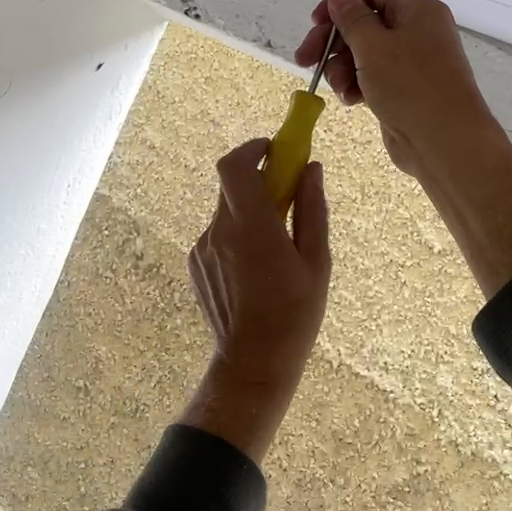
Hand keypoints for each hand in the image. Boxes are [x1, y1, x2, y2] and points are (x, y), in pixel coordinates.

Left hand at [182, 139, 330, 462]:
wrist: (253, 361)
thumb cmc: (294, 313)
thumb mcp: (316, 260)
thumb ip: (312, 208)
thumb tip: (311, 169)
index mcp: (251, 225)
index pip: (235, 165)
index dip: (251, 149)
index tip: (273, 149)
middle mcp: (219, 230)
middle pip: (231, 186)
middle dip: (257, 183)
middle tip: (285, 197)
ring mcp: (202, 248)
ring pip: (225, 213)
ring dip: (248, 215)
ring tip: (274, 251)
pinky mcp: (195, 264)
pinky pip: (216, 236)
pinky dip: (235, 238)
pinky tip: (255, 271)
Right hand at [296, 0, 511, 296]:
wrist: (444, 141)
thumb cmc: (411, 86)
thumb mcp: (374, 47)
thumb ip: (352, 19)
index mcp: (417, 10)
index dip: (344, 0)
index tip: (317, 20)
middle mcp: (416, 31)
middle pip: (364, 23)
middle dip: (332, 40)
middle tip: (304, 58)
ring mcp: (410, 62)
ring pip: (363, 53)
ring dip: (341, 67)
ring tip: (338, 86)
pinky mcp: (402, 89)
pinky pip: (370, 77)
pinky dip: (355, 84)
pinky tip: (350, 100)